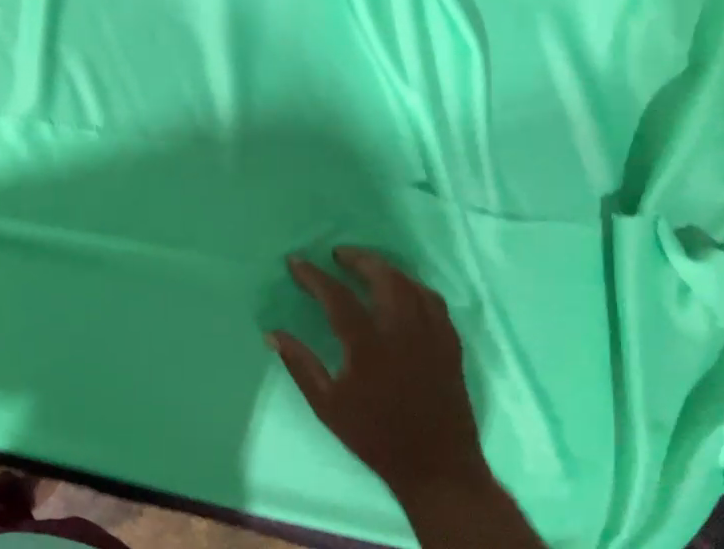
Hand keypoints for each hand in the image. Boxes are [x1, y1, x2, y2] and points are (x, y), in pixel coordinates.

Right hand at [269, 248, 486, 496]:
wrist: (437, 469)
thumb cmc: (375, 436)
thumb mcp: (326, 405)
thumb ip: (300, 364)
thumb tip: (272, 334)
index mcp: (370, 348)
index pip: (338, 298)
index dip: (314, 276)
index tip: (295, 262)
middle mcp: (405, 336)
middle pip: (387, 281)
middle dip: (361, 260)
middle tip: (338, 253)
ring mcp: (433, 342)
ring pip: (416, 289)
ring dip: (390, 271)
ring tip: (370, 267)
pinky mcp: (451, 352)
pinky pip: (437, 308)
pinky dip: (417, 291)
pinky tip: (405, 293)